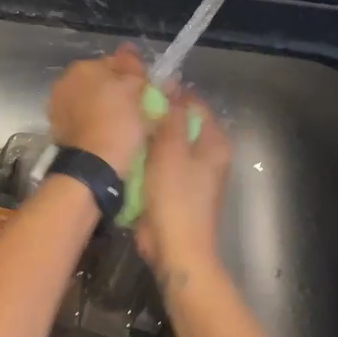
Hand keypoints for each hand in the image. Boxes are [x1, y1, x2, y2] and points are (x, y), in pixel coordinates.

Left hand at [46, 44, 149, 175]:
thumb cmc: (117, 124)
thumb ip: (133, 68)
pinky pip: (83, 118)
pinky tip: (108, 134)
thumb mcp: (134, 91)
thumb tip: (129, 50)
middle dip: (117, 90)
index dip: (134, 76)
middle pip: (100, 81)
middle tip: (138, 108)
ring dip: (105, 106)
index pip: (115, 63)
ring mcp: (58, 105)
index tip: (147, 91)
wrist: (91, 166)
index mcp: (83, 67)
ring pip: (90, 99)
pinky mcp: (58, 127)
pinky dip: (94, 121)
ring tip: (125, 124)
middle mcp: (65, 81)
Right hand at [135, 90, 232, 289]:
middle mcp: (206, 155)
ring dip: (147, 139)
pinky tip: (124, 153)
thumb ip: (172, 116)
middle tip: (127, 108)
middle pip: (179, 123)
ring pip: (165, 144)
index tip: (142, 90)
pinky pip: (156, 164)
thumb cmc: (176, 197)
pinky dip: (143, 159)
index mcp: (214, 143)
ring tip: (123, 127)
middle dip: (155, 116)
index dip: (170, 94)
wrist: (175, 249)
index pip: (194, 104)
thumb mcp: (171, 149)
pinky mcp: (172, 188)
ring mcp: (189, 173)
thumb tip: (170, 87)